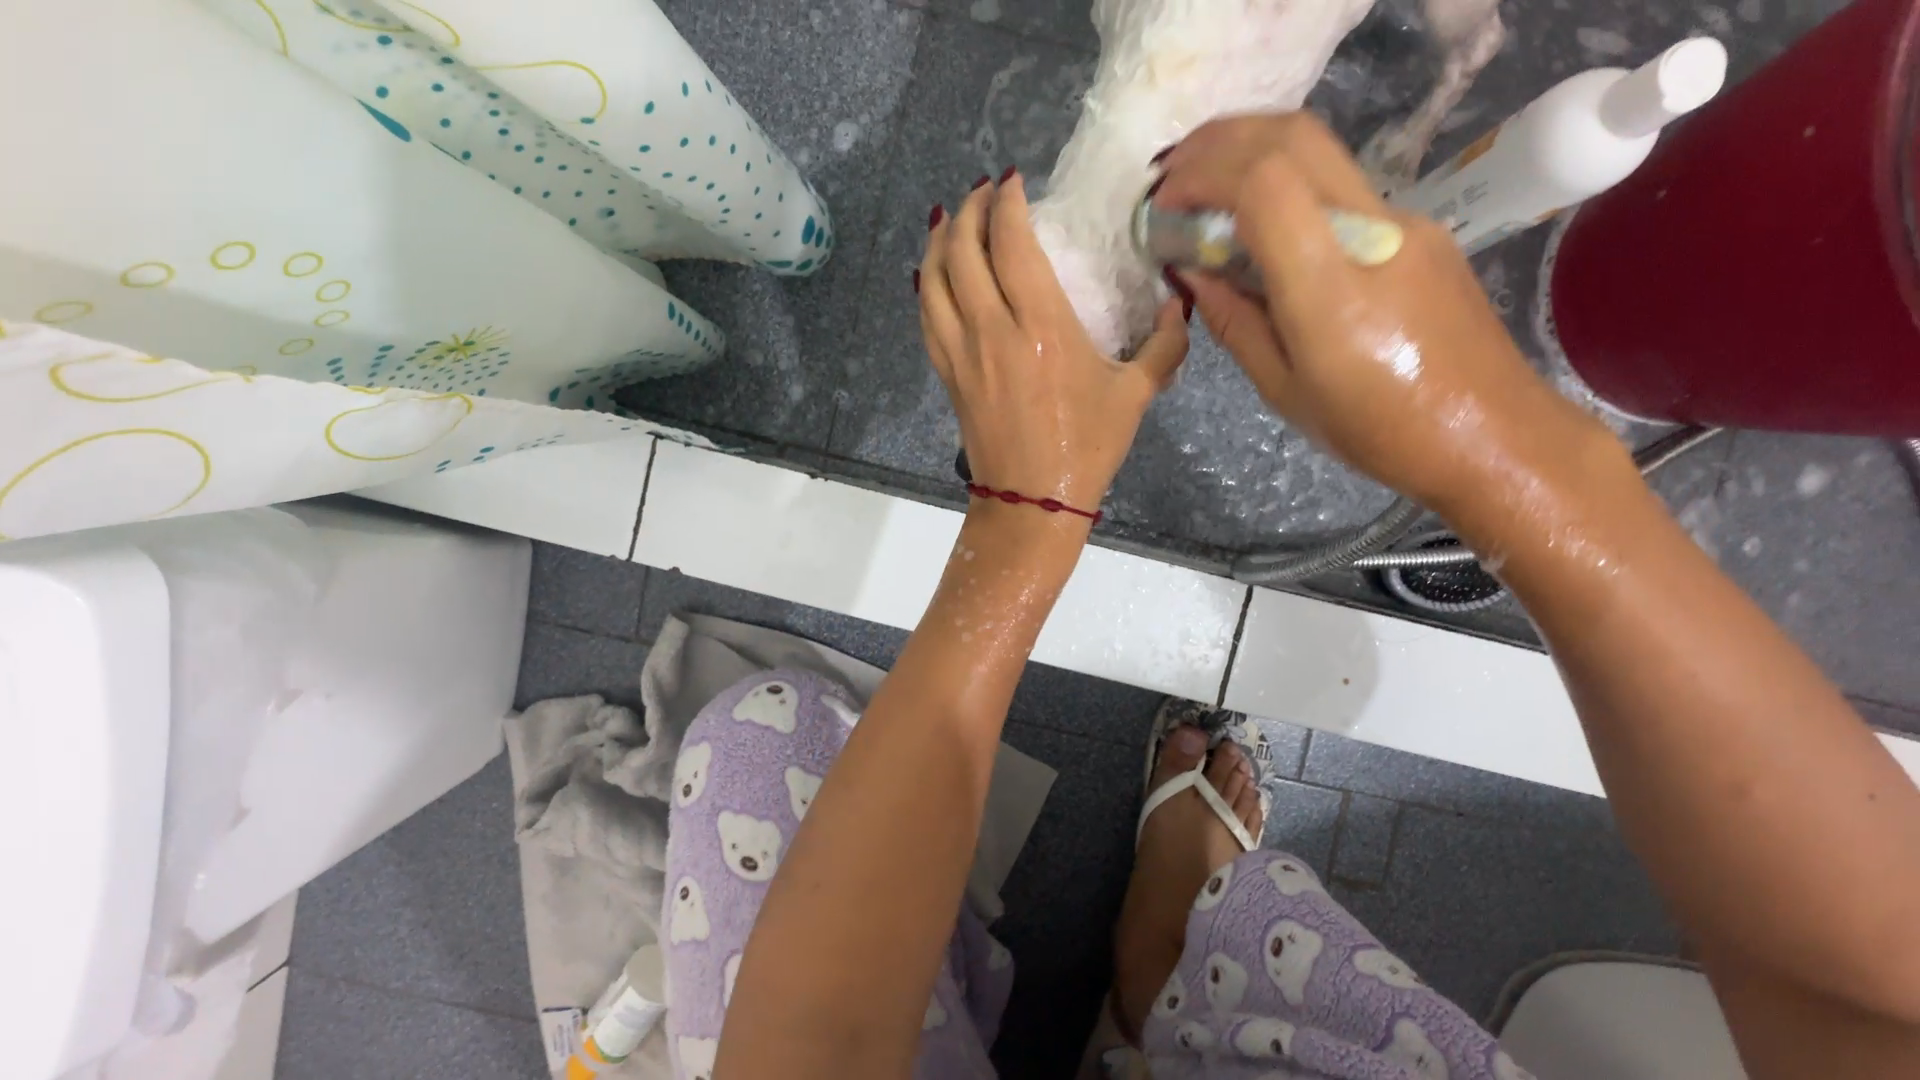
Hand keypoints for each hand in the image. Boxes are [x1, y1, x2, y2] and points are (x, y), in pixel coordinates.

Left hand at [920, 172, 1189, 516]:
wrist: (1034, 501)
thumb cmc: (1088, 446)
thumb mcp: (1136, 395)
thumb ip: (1164, 345)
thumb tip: (1178, 303)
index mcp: (1041, 324)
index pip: (1010, 242)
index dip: (1006, 203)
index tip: (1012, 181)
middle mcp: (992, 329)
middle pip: (962, 250)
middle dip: (968, 210)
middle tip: (980, 191)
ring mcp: (962, 352)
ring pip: (933, 280)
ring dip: (939, 241)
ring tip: (950, 218)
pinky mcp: (948, 375)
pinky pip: (926, 317)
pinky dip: (926, 285)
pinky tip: (931, 272)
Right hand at [1153, 113, 1606, 509]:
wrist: (1490, 434)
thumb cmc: (1377, 429)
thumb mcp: (1283, 389)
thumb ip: (1233, 320)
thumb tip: (1193, 271)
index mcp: (1331, 284)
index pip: (1265, 181)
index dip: (1204, 175)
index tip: (1165, 203)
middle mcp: (1372, 231)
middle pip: (1294, 137)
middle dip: (1221, 140)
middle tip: (1174, 172)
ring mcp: (1404, 222)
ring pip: (1320, 154)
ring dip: (1254, 155)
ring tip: (1207, 192)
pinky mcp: (1418, 231)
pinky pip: (1340, 190)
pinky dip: (1287, 188)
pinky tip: (1264, 231)